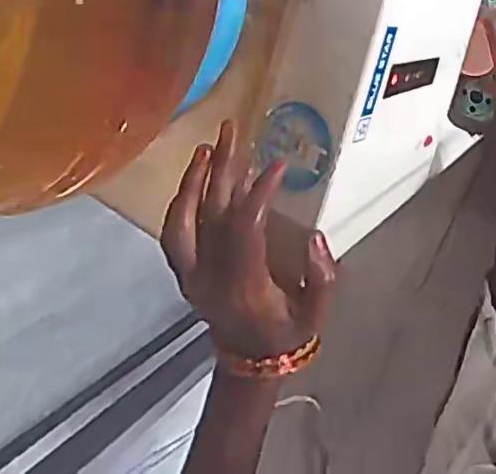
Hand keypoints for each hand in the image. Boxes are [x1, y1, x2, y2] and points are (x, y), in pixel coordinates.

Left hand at [162, 120, 336, 358]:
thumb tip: (316, 237)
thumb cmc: (286, 331)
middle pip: (209, 214)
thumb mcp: (314, 313)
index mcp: (242, 283)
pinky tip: (194, 176)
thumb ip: (320, 278)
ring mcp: (191, 274)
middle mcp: (209, 276)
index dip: (259, 192)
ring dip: (194, 180)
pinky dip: (181, 200)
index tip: (278, 164)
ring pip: (183, 221)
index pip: (244, 228)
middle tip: (232, 132)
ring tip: (207, 146)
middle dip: (220, 169)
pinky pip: (174, 232)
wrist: (249, 363)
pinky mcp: (185, 270)